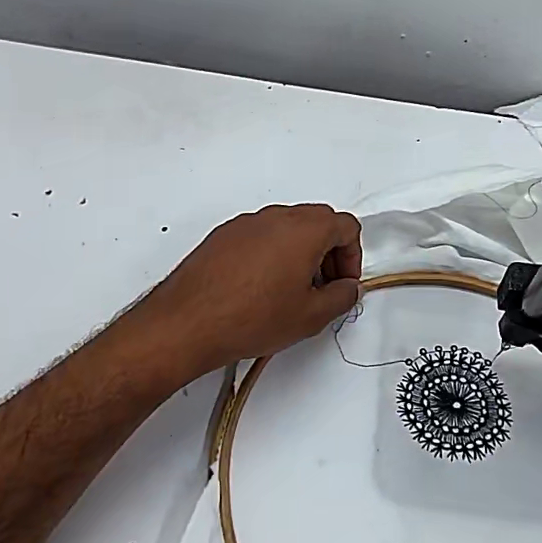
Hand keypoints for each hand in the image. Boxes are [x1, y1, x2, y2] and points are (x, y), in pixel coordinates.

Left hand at [130, 204, 361, 374]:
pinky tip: (263, 289)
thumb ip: (341, 298)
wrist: (189, 323)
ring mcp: (246, 224)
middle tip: (325, 285)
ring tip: (292, 292)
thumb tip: (347, 290)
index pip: (345, 226)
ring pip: (287, 227)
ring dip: (300, 253)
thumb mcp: (310, 316)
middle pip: (318, 222)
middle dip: (329, 253)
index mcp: (303, 230)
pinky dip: (271, 254)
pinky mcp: (224, 236)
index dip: (352, 256)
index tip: (344, 281)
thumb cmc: (244, 317)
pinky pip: (259, 236)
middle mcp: (275, 218)